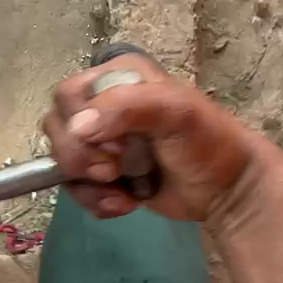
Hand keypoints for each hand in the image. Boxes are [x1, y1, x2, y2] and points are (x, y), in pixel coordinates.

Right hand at [41, 54, 282, 226]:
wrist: (226, 191)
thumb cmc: (207, 144)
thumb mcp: (176, 113)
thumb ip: (126, 108)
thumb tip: (76, 128)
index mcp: (118, 77)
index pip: (67, 95)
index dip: (82, 124)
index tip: (116, 146)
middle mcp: (102, 105)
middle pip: (56, 128)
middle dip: (81, 158)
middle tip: (114, 172)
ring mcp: (100, 141)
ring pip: (61, 161)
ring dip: (87, 185)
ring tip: (121, 193)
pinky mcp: (100, 173)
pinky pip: (73, 186)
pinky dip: (93, 200)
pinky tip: (123, 204)